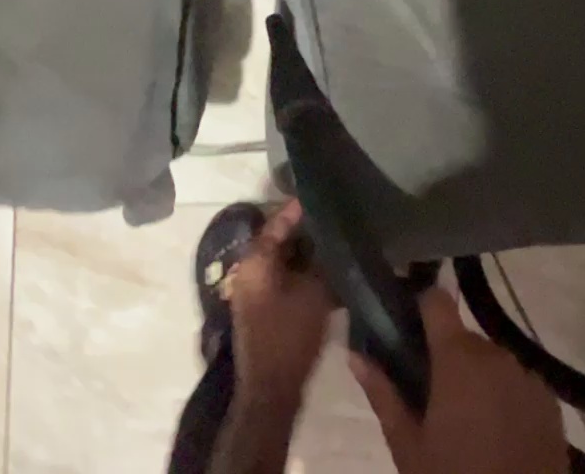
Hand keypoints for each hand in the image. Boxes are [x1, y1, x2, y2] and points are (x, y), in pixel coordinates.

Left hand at [227, 200, 333, 404]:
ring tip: (335, 243)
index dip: (297, 208)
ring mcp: (253, 293)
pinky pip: (284, 280)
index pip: (276, 223)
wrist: (271, 390)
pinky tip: (327, 274)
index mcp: (255, 262)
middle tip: (332, 219)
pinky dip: (302, 274)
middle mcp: (249, 272)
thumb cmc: (289, 335)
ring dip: (305, 254)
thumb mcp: (313, 293)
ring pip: (283, 262)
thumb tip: (328, 240)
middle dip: (304, 230)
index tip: (319, 194)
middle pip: (278, 241)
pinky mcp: (262, 310)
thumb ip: (320, 262)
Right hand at [350, 286, 570, 473]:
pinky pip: (518, 382)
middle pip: (462, 337)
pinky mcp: (550, 401)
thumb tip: (355, 356)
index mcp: (457, 357)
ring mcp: (527, 375)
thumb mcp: (408, 445)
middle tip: (431, 398)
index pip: (437, 300)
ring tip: (466, 423)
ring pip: (491, 360)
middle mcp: (495, 354)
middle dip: (446, 358)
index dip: (421, 307)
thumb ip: (382, 394)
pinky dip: (505, 396)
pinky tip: (498, 434)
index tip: (407, 329)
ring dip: (476, 378)